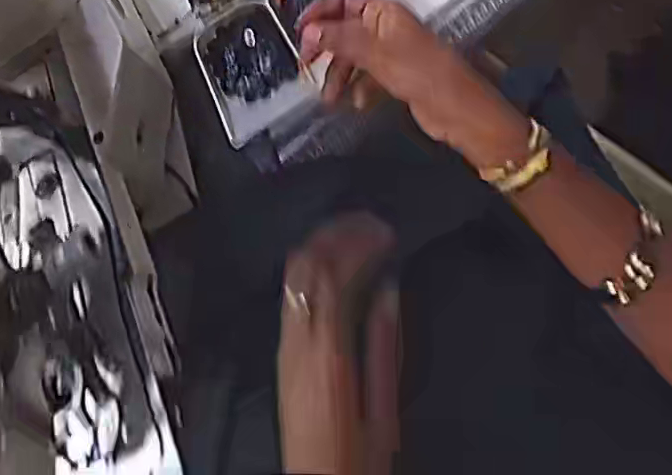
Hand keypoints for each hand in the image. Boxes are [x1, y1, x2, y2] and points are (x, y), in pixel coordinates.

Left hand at [279, 213, 399, 473]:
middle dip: (339, 230)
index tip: (384, 231)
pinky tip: (332, 258)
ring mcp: (285, 339)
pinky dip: (312, 261)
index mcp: (327, 349)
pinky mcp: (281, 346)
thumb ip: (385, 343)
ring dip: (323, 240)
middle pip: (308, 262)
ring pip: (295, 269)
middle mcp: (298, 336)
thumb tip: (390, 287)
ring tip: (354, 229)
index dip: (358, 243)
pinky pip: (291, 287)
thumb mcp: (383, 408)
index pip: (334, 273)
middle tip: (371, 221)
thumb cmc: (356, 457)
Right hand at [295, 0, 464, 108]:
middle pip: (344, 29)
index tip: (301, 28)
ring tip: (329, 94)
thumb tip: (312, 30)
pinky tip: (355, 100)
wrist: (459, 110)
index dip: (319, 12)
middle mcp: (387, 27)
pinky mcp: (395, 74)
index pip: (342, 0)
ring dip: (339, 74)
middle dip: (326, 46)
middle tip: (307, 59)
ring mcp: (391, 51)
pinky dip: (356, 87)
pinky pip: (366, 75)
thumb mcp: (375, 53)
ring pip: (353, 56)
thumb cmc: (430, 74)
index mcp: (384, 11)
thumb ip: (340, 39)